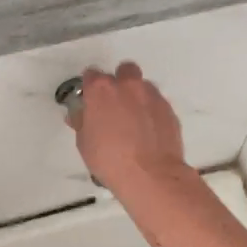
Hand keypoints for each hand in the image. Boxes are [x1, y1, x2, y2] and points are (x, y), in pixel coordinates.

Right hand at [68, 63, 190, 194]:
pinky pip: (156, 103)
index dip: (89, 87)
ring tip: (133, 121)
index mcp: (101, 90)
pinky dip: (151, 112)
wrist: (151, 175)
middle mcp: (128, 85)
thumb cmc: (109, 159)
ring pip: (142, 86)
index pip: (91, 74)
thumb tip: (78, 114)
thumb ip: (81, 122)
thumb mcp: (84, 143)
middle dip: (119, 82)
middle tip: (114, 105)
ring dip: (136, 96)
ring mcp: (152, 96)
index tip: (90, 100)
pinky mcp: (169, 109)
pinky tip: (147, 131)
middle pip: (123, 71)